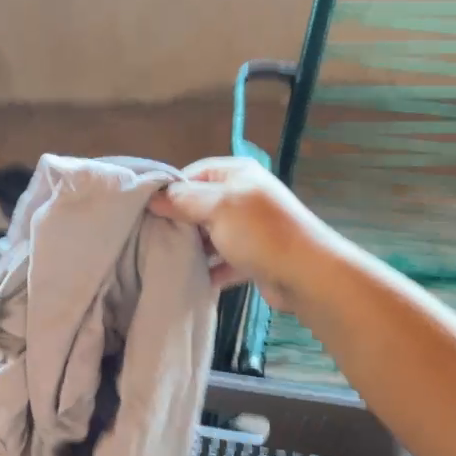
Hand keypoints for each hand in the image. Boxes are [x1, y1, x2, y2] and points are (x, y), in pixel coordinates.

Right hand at [148, 157, 334, 303]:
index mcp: (238, 174)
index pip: (196, 173)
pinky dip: (211, 271)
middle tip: (155, 239)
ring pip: (212, 235)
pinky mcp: (254, 258)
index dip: (172, 190)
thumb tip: (154, 198)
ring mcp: (251, 230)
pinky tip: (194, 281)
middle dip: (180, 222)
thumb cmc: (260, 233)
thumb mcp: (218, 207)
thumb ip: (184, 201)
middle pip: (201, 206)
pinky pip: (224, 262)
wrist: (304, 273)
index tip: (150, 212)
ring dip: (194, 249)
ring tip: (169, 261)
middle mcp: (244, 198)